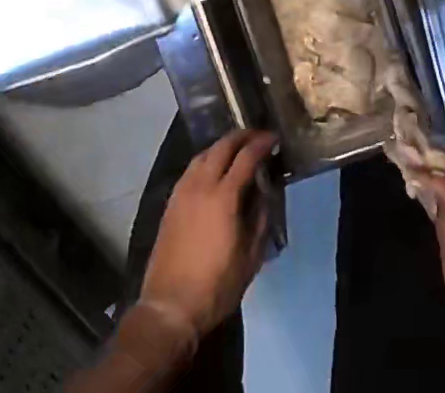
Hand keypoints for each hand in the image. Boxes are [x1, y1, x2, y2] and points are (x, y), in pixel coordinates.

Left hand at [140, 129, 277, 335]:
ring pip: (203, 154)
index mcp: (224, 197)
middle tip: (258, 137)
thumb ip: (260, 218)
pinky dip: (207, 159)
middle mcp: (201, 186)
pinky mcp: (171, 203)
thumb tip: (264, 193)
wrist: (169, 307)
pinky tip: (214, 169)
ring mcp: (182, 192)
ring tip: (238, 149)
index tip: (275, 138)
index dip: (262, 143)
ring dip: (222, 145)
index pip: (246, 156)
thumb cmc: (216, 285)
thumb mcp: (250, 257)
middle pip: (222, 146)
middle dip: (242, 136)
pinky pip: (191, 169)